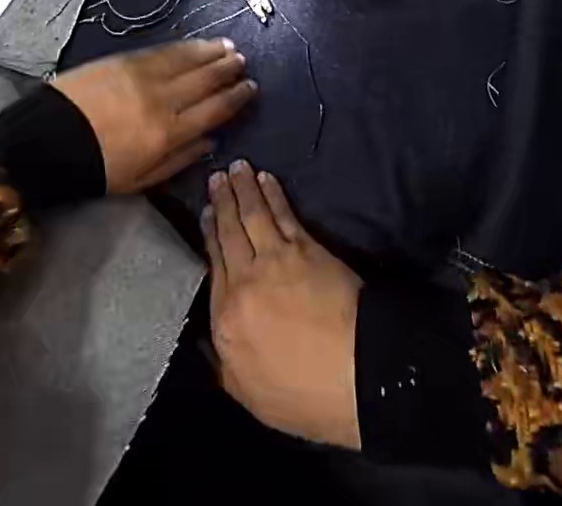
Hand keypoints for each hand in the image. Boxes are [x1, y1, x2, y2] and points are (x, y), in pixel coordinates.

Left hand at [53, 39, 255, 194]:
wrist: (44, 141)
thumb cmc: (94, 167)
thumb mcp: (140, 179)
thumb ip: (180, 159)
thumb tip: (211, 142)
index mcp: (168, 133)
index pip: (215, 109)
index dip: (236, 97)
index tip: (249, 88)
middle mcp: (162, 100)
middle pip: (207, 79)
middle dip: (229, 70)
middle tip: (243, 63)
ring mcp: (144, 76)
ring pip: (189, 59)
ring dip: (213, 52)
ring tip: (229, 48)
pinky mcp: (125, 61)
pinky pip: (164, 50)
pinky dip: (186, 46)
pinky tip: (198, 44)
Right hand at [203, 161, 361, 449]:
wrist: (355, 372)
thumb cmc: (301, 393)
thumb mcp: (246, 392)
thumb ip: (220, 361)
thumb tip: (207, 335)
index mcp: (224, 317)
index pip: (213, 265)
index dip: (209, 234)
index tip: (207, 212)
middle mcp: (244, 280)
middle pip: (229, 233)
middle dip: (222, 202)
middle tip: (215, 177)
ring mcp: (276, 259)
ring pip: (252, 216)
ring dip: (243, 188)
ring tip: (236, 168)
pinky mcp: (306, 248)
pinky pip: (283, 214)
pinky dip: (272, 194)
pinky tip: (266, 180)